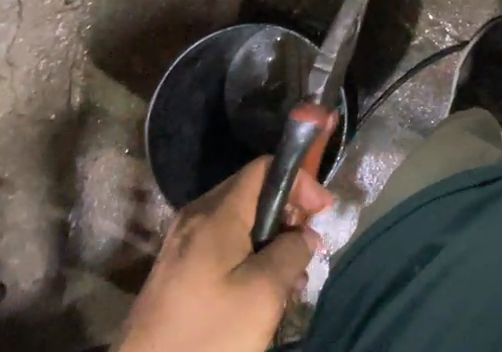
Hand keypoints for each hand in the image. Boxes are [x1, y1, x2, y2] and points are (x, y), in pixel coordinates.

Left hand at [117, 156, 334, 351]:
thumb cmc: (208, 336)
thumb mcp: (264, 293)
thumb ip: (292, 251)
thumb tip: (305, 235)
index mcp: (216, 214)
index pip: (264, 167)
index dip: (300, 182)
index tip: (322, 213)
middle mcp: (195, 218)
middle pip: (254, 193)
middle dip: (289, 215)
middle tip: (309, 247)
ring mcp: (183, 246)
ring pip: (241, 223)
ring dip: (272, 242)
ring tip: (292, 279)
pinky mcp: (178, 273)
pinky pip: (223, 247)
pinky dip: (250, 257)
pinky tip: (262, 293)